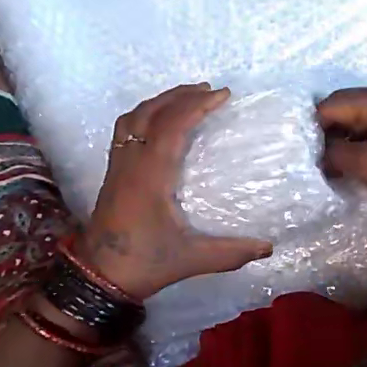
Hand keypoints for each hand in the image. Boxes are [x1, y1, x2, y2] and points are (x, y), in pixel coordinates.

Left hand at [81, 84, 274, 298]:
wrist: (99, 276)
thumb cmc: (145, 263)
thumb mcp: (192, 259)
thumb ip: (231, 253)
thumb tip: (268, 248)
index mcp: (151, 177)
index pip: (172, 126)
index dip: (197, 106)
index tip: (222, 95)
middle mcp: (131, 163)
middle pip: (151, 113)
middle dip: (180, 95)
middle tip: (209, 90)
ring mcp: (118, 166)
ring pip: (133, 118)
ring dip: (159, 101)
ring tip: (185, 96)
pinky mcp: (112, 173)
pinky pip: (124, 130)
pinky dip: (144, 114)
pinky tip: (158, 120)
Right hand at [317, 82, 366, 214]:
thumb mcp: (366, 165)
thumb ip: (334, 152)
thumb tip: (318, 151)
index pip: (334, 103)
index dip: (317, 127)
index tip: (308, 152)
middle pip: (346, 106)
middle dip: (330, 132)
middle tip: (319, 159)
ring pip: (357, 117)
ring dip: (344, 138)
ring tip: (333, 162)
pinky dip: (359, 140)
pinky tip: (350, 159)